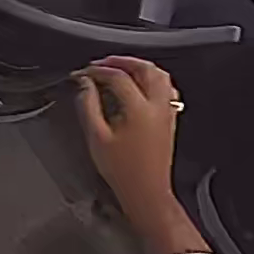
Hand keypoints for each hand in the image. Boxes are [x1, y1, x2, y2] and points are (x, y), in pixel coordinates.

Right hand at [75, 56, 184, 233]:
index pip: (118, 76)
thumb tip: (84, 85)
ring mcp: (167, 112)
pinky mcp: (170, 119)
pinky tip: (139, 84)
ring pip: (160, 75)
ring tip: (119, 68)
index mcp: (139, 109)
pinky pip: (166, 88)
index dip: (98, 71)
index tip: (83, 74)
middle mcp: (157, 106)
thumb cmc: (123, 171)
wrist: (146, 192)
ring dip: (139, 67)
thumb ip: (88, 105)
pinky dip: (151, 79)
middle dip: (121, 61)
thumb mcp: (96, 137)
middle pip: (144, 68)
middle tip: (102, 63)